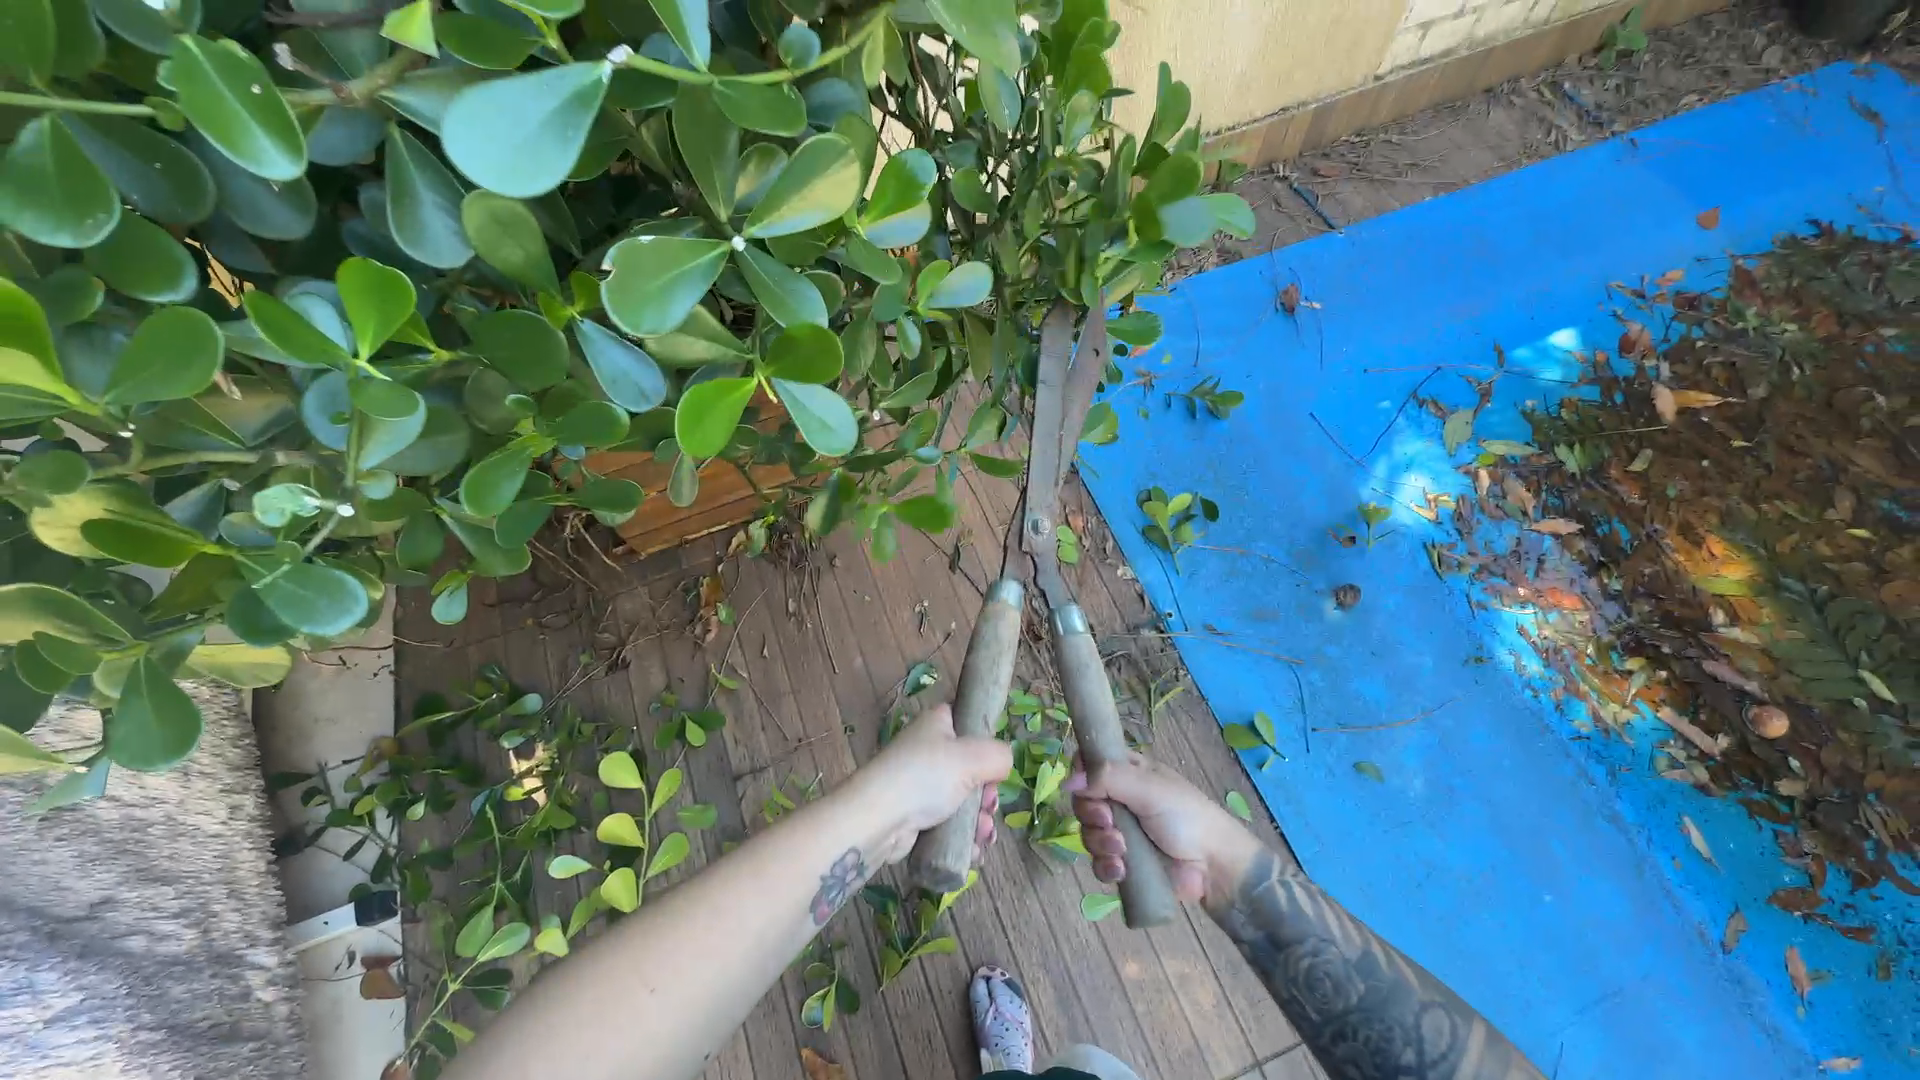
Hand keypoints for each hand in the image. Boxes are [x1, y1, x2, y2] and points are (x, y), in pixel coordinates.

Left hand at [852, 704, 1012, 864]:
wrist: (878, 820)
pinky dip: (963, 837)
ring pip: (963, 801)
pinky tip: (973, 850)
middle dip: (987, 794)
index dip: (987, 745)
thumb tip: (1003, 764)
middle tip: (988, 807)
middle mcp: (928, 750)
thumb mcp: (973, 757)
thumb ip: (999, 755)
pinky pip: (949, 824)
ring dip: (979, 820)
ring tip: (982, 835)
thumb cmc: (925, 777)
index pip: (969, 723)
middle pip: (972, 769)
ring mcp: (921, 785)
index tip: (995, 767)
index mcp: (938, 724)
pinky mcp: (916, 816)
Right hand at [1068, 753, 1262, 904]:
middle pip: (1083, 802)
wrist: (1213, 866)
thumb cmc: (1186, 816)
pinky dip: (1105, 867)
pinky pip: (1098, 863)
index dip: (1081, 776)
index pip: (1088, 765)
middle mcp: (1120, 799)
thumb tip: (1068, 780)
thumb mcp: (1149, 788)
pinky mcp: (1123, 862)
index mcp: (1127, 773)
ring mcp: (1120, 832)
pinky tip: (1121, 870)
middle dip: (1091, 815)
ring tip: (1123, 850)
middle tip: (1109, 821)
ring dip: (1100, 843)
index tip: (1085, 788)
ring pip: (1088, 833)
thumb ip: (1108, 778)